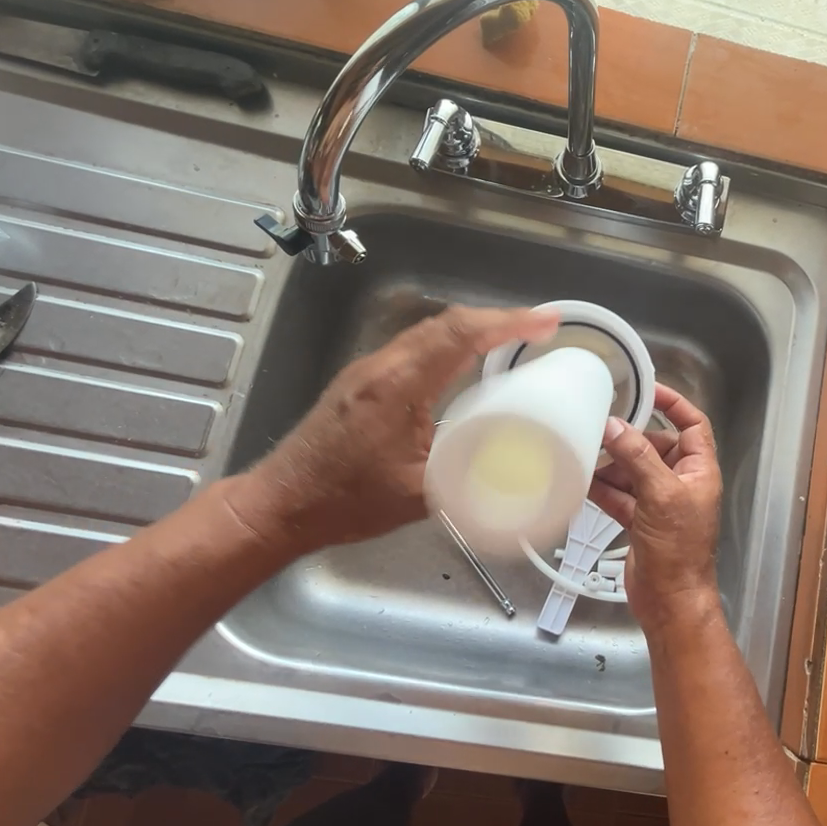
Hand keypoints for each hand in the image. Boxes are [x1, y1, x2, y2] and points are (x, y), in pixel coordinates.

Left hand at [229, 305, 558, 555]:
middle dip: (498, 318)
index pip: (458, 335)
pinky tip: (472, 360)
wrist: (280, 506)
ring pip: (431, 332)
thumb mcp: (420, 495)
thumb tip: (519, 464)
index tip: (546, 323)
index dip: (507, 322)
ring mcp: (369, 371)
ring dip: (476, 329)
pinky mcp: (365, 383)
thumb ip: (470, 473)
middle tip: (541, 327)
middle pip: (447, 323)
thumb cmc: (346, 503)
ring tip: (516, 338)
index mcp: (396, 387)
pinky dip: (454, 344)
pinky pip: (418, 348)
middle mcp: (381, 367)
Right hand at [589, 384, 723, 633]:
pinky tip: (582, 482)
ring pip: (633, 472)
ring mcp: (659, 502)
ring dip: (611, 466)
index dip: (673, 404)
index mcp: (700, 471)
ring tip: (585, 456)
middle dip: (629, 442)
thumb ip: (637, 458)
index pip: (692, 424)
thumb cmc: (679, 550)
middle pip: (654, 447)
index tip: (647, 389)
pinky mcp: (639, 521)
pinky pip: (619, 495)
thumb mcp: (660, 495)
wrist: (670, 600)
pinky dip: (603, 489)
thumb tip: (614, 426)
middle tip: (601, 431)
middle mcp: (682, 482)